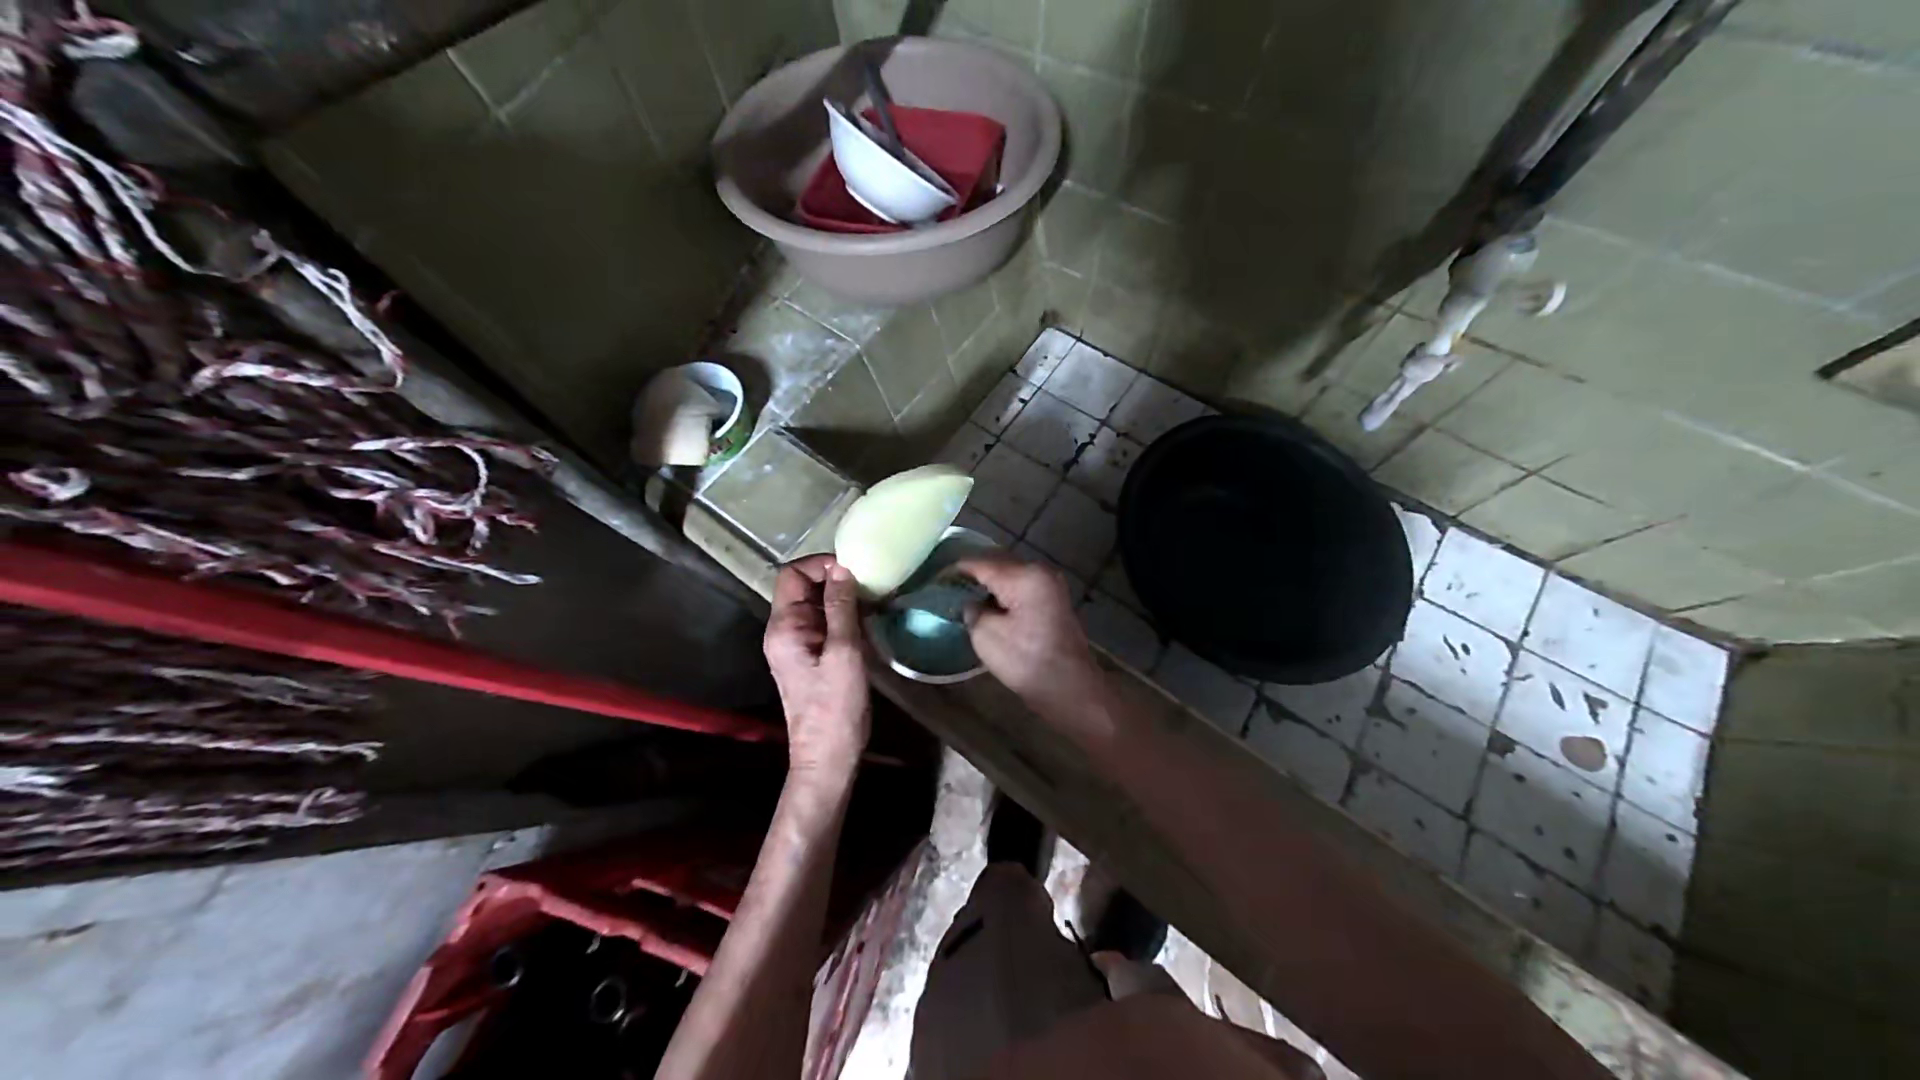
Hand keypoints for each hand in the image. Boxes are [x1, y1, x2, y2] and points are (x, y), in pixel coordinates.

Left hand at [764, 554, 869, 777]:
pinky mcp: (811, 658)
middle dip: (834, 580)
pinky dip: (843, 617)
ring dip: (841, 599)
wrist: (828, 757)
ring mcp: (796, 646)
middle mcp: (784, 632)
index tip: (853, 571)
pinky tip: (867, 622)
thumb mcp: (844, 653)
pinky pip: (824, 624)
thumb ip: (841, 608)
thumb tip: (842, 568)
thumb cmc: (835, 707)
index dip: (820, 565)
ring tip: (873, 601)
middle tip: (869, 584)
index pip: (792, 574)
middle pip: (803, 588)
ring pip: (815, 605)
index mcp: (783, 628)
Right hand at [956, 554, 1102, 704]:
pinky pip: (1023, 588)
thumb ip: (973, 611)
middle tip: (950, 584)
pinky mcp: (1054, 602)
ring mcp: (1051, 587)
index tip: (939, 575)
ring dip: (991, 583)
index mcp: (1024, 576)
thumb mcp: (986, 635)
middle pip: (1000, 564)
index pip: (982, 563)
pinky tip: (990, 605)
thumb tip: (972, 603)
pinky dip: (1006, 593)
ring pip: (1012, 576)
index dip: (958, 568)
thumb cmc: (1026, 660)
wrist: (1069, 688)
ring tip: (966, 594)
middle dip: (976, 573)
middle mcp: (1040, 572)